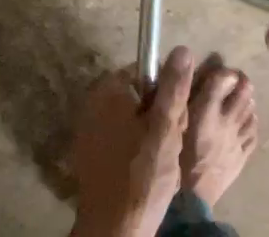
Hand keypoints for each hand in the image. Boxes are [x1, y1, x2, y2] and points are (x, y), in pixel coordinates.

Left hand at [69, 47, 194, 236]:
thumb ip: (173, 87)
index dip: (165, 90)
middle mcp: (91, 102)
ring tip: (158, 158)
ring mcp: (86, 129)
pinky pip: (116, 137)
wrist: (114, 226)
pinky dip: (130, 146)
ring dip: (145, 131)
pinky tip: (142, 168)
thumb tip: (182, 49)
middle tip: (169, 140)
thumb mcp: (166, 127)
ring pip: (127, 118)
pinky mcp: (87, 153)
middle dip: (156, 112)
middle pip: (135, 94)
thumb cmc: (142, 173)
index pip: (144, 71)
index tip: (176, 116)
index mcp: (107, 89)